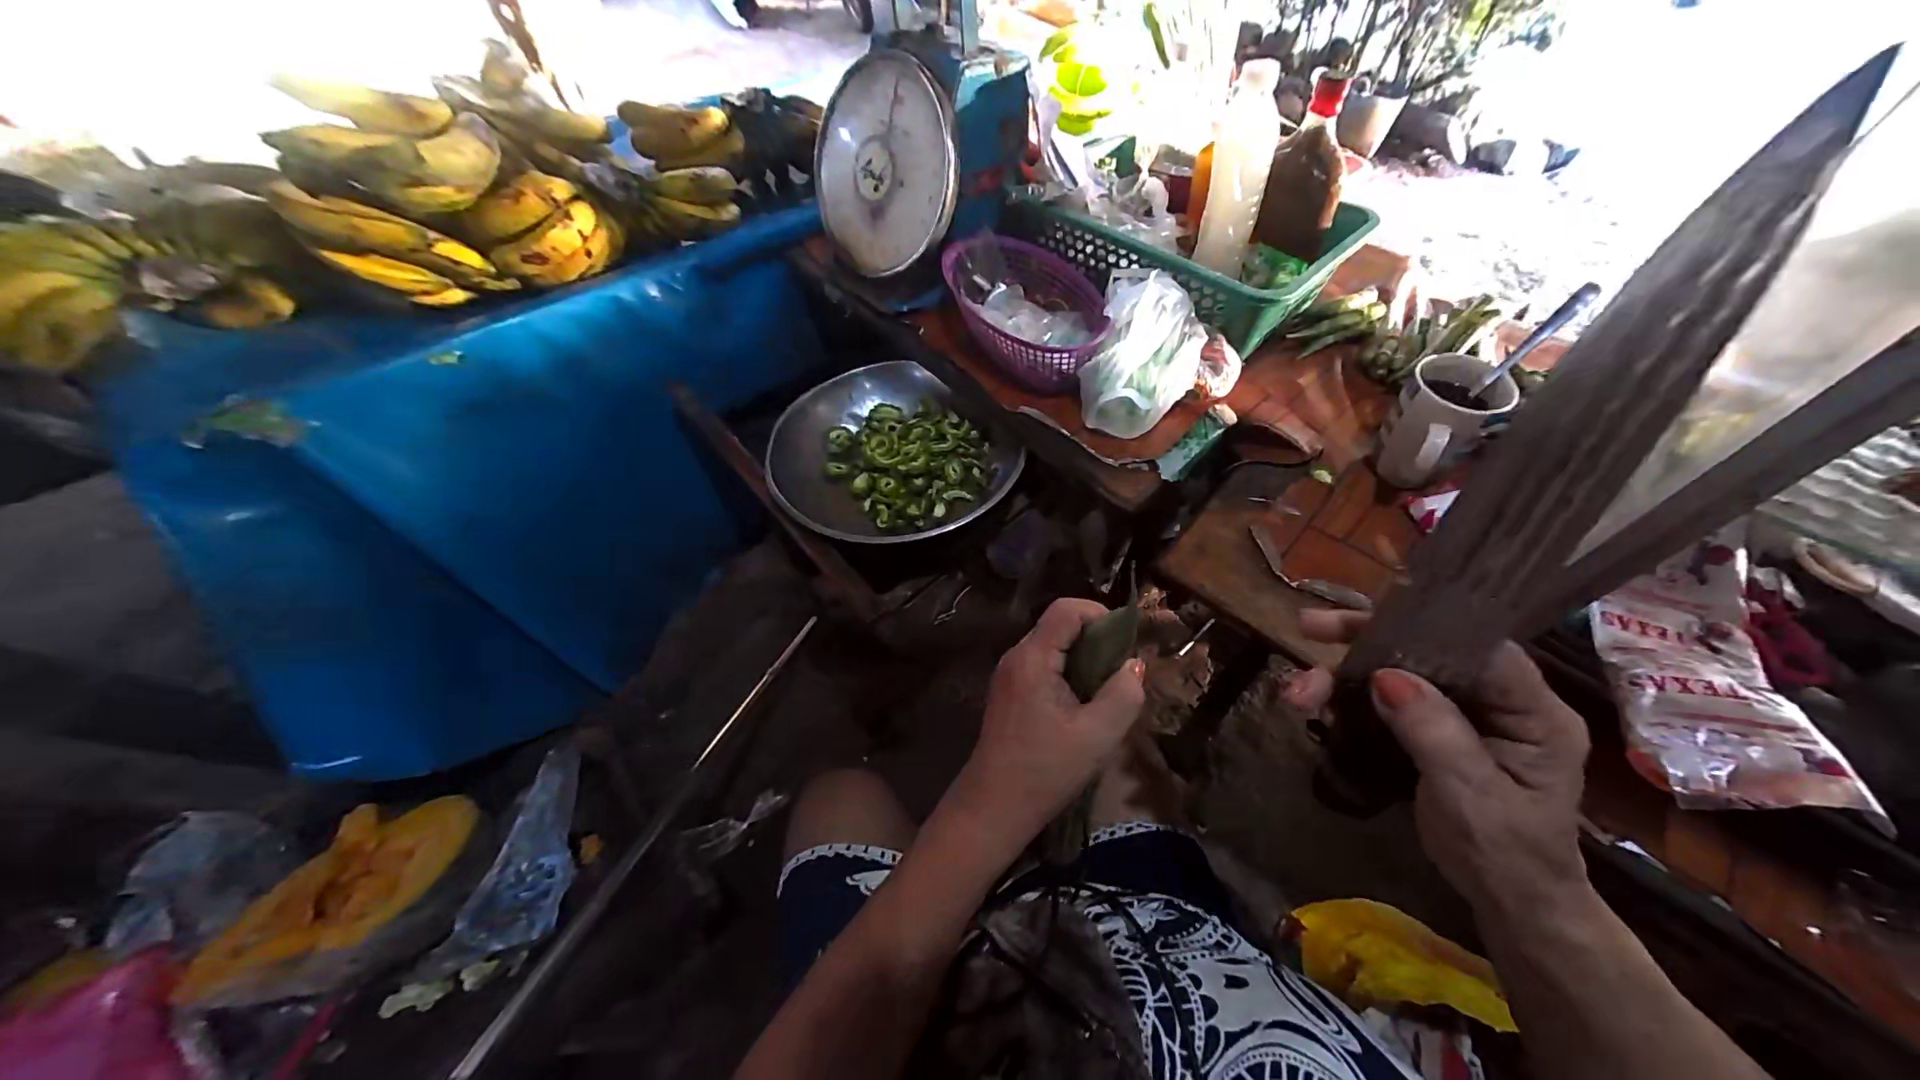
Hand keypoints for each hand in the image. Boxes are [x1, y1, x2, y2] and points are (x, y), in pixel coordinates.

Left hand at [950, 599, 1145, 840]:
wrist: (994, 806)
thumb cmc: (1045, 770)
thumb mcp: (1098, 736)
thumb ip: (1124, 694)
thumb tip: (1134, 663)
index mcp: (1032, 658)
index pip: (1066, 610)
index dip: (1101, 615)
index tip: (1126, 644)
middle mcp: (1016, 657)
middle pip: (1059, 626)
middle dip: (1096, 640)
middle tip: (1121, 673)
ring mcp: (1009, 675)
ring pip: (1053, 647)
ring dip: (1084, 660)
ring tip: (1106, 691)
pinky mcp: (1010, 692)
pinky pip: (1044, 666)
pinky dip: (1069, 674)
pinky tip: (1083, 706)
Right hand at [1285, 610, 1591, 916]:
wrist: (1510, 901)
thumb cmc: (1506, 854)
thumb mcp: (1471, 795)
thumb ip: (1433, 731)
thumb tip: (1384, 675)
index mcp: (1533, 711)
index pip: (1477, 649)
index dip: (1420, 629)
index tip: (1360, 622)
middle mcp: (1498, 699)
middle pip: (1427, 648)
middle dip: (1364, 638)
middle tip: (1308, 627)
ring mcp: (1463, 710)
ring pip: (1398, 670)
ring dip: (1342, 674)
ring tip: (1297, 694)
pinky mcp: (1432, 724)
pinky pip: (1386, 695)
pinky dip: (1347, 697)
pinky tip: (1316, 705)